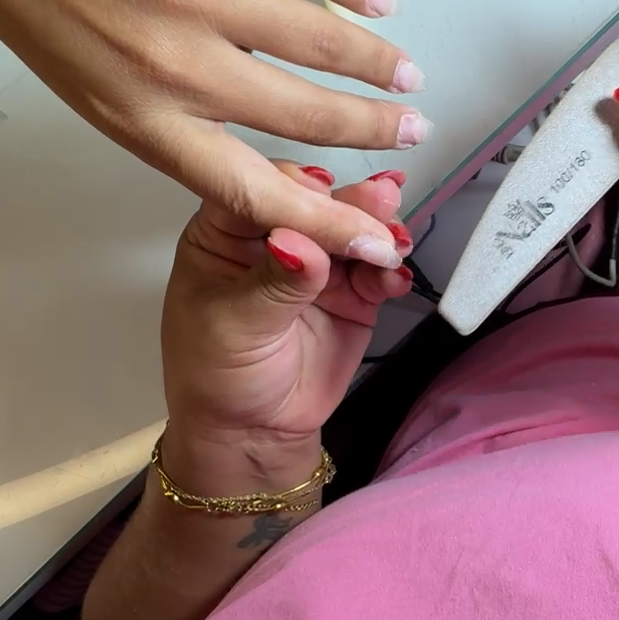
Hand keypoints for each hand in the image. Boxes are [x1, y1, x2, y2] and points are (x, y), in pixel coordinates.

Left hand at [0, 0, 422, 268]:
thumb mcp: (85, 72)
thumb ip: (175, 107)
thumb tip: (262, 111)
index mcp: (137, 114)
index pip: (258, 191)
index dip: (328, 227)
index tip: (376, 239)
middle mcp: (169, 64)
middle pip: (308, 116)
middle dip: (375, 129)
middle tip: (412, 129)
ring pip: (321, 39)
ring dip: (377, 62)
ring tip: (406, 72)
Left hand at [159, 162, 410, 491]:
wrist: (257, 430)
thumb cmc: (220, 373)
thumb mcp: (235, 324)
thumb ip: (275, 282)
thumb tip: (302, 242)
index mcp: (228, 234)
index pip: (261, 194)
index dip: (296, 189)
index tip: (325, 192)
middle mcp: (277, 239)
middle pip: (319, 206)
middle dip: (352, 204)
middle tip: (385, 200)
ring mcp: (321, 267)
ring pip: (356, 233)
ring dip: (380, 232)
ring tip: (397, 244)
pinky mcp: (355, 295)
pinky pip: (379, 273)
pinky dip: (392, 271)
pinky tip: (396, 278)